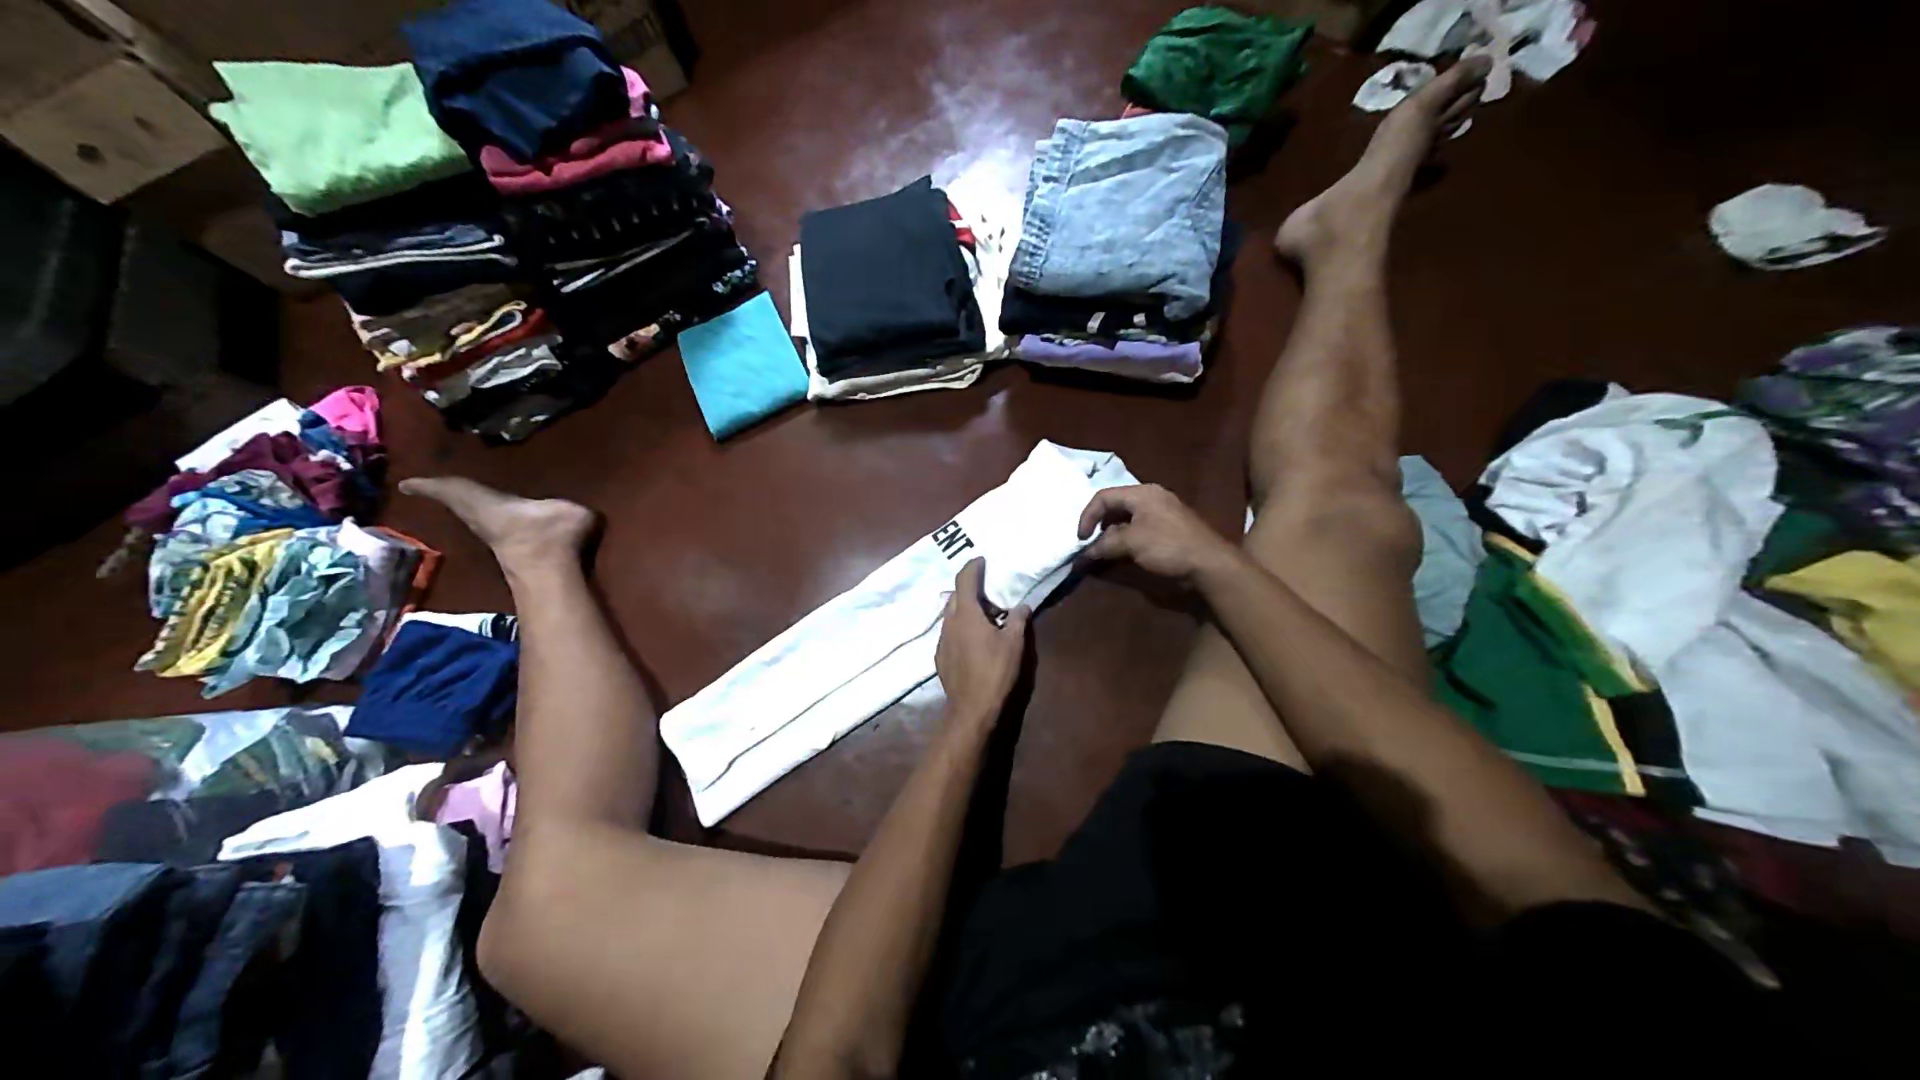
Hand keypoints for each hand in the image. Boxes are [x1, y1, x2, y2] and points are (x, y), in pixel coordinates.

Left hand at [935, 557, 1029, 726]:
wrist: (972, 708)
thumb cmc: (995, 671)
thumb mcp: (1014, 643)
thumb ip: (1019, 619)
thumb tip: (1022, 606)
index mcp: (966, 614)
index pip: (964, 580)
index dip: (973, 567)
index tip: (982, 561)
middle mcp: (949, 623)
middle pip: (955, 597)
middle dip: (970, 591)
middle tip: (991, 598)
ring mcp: (941, 641)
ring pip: (951, 616)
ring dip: (965, 612)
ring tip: (985, 620)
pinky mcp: (940, 657)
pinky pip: (949, 634)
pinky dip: (961, 629)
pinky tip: (974, 642)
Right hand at [1077, 484, 1236, 582]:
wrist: (1209, 563)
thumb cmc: (1167, 546)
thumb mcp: (1130, 543)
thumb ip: (1104, 545)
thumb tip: (1083, 555)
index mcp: (1142, 493)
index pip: (1103, 496)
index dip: (1087, 516)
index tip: (1081, 539)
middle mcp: (1151, 498)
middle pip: (1115, 506)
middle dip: (1099, 526)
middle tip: (1091, 544)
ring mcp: (1162, 513)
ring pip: (1127, 519)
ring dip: (1112, 535)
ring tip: (1104, 552)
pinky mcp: (1169, 530)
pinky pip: (1139, 529)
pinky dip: (1126, 540)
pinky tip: (1123, 554)